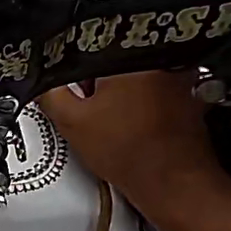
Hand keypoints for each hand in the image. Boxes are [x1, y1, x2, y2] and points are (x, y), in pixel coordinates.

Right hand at [36, 70, 230, 228]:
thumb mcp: (70, 122)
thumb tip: (42, 81)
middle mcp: (157, 58)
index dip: (74, 75)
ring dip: (121, 94)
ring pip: (133, 76)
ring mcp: (178, 74)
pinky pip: (154, 90)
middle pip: (112, 61)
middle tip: (94, 113)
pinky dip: (141, 104)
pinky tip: (134, 127)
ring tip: (115, 123)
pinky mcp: (188, 92)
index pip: (87, 50)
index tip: (74, 94)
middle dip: (98, 84)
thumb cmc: (130, 153)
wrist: (170, 180)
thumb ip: (50, 93)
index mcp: (126, 55)